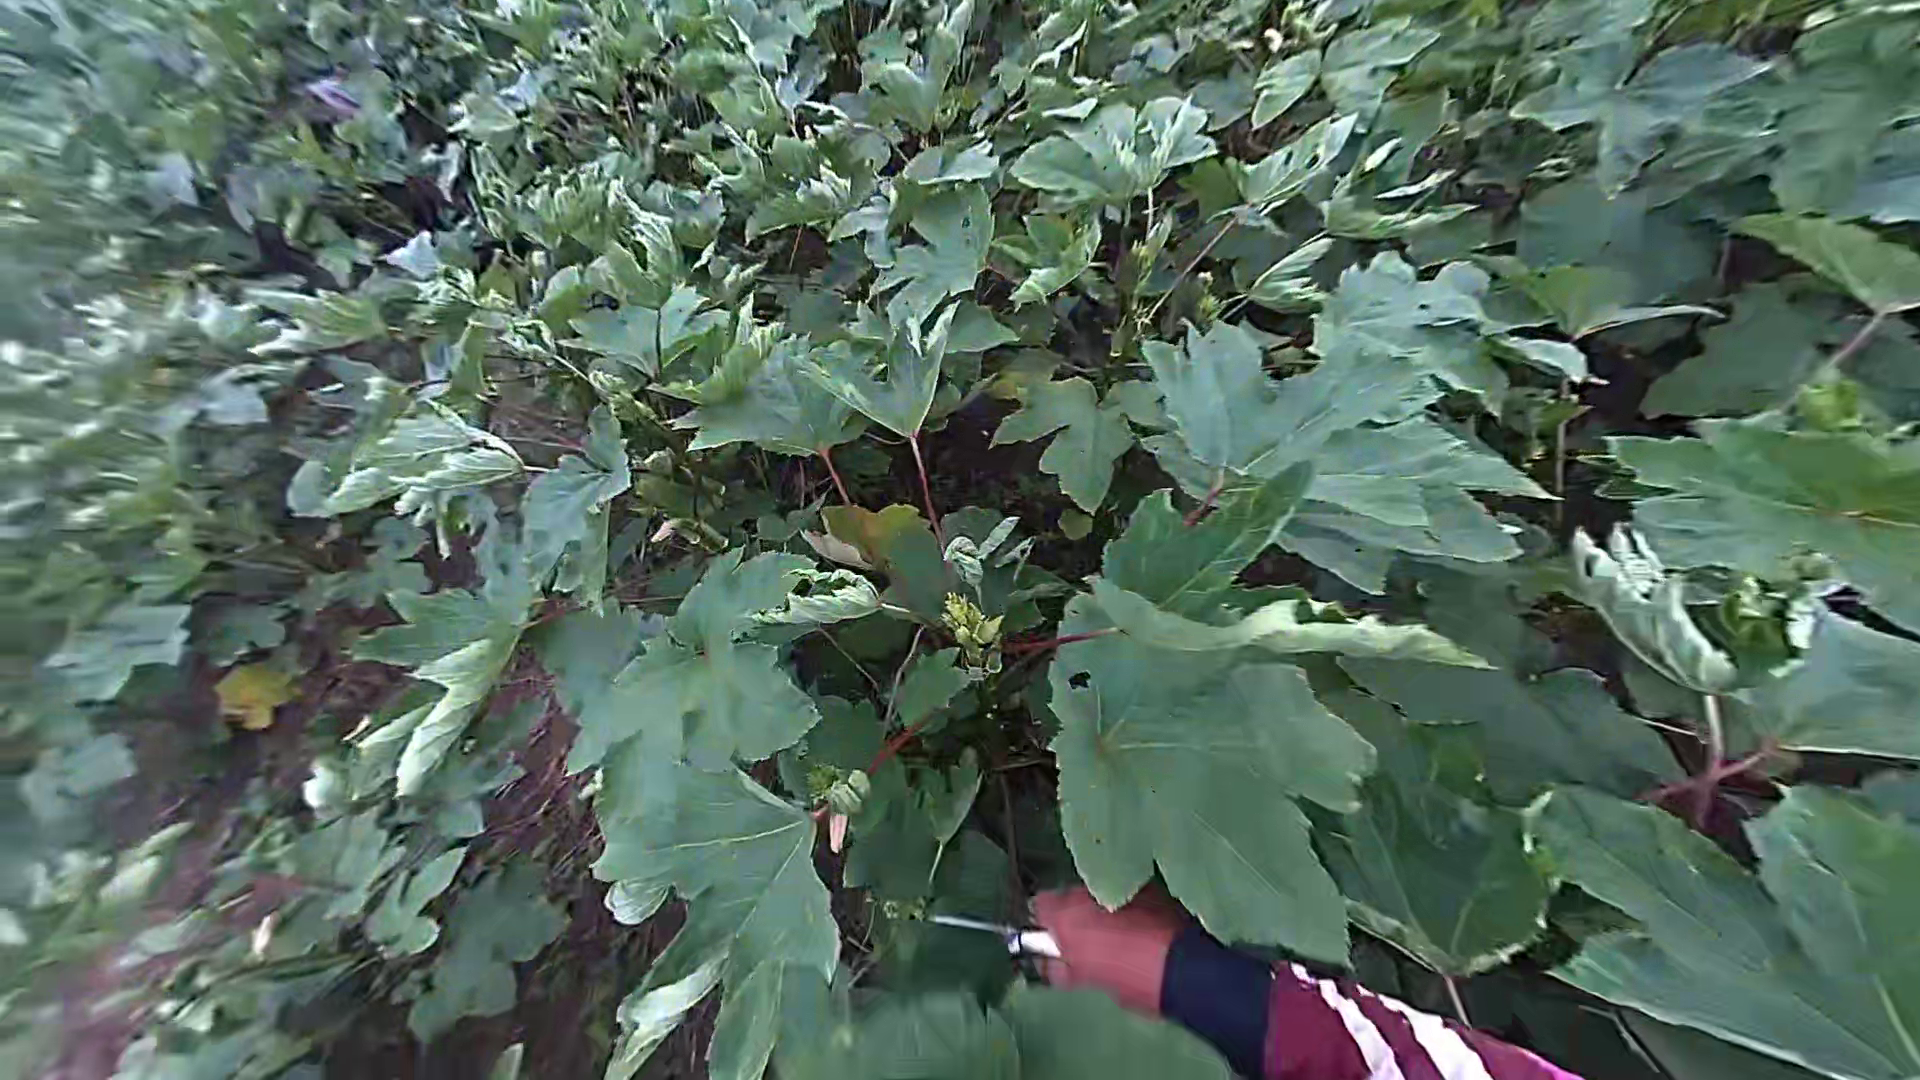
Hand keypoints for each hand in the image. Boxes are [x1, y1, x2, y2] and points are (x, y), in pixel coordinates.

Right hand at [1030, 886, 1188, 1015]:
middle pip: (1066, 895)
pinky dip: (1121, 901)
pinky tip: (1135, 924)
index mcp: (1066, 914)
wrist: (1182, 967)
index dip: (1043, 922)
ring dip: (1095, 906)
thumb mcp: (1088, 981)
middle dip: (1071, 914)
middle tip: (1083, 942)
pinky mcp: (1141, 882)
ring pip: (1093, 891)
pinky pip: (1120, 888)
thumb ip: (1061, 968)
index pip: (1038, 904)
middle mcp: (1084, 889)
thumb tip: (1050, 963)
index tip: (1052, 940)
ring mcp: (1113, 881)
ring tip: (1113, 933)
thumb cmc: (1129, 979)